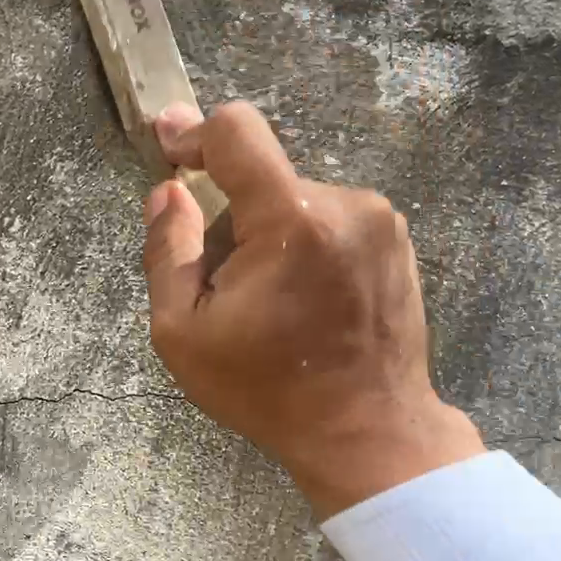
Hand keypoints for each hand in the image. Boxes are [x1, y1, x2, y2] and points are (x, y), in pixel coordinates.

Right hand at [141, 101, 485, 519]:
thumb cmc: (260, 388)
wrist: (364, 428)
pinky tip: (296, 306)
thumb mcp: (180, 333)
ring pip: (291, 205)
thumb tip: (167, 194)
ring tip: (261, 308)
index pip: (238, 135)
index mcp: (290, 222)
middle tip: (215, 292)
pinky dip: (295, 249)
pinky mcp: (395, 240)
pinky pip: (324, 223)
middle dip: (224, 224)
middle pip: (259, 183)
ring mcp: (379, 219)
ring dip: (260, 240)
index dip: (193, 133)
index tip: (165, 141)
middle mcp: (345, 203)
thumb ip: (167, 254)